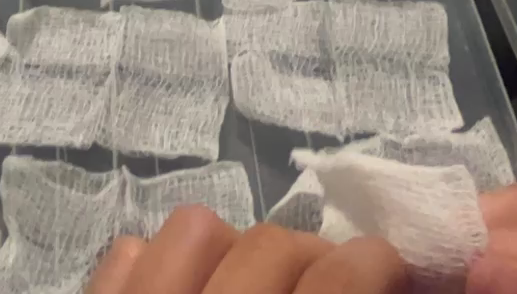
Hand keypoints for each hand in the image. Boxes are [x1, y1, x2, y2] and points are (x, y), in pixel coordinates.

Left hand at [86, 205, 410, 293]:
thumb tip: (383, 271)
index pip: (330, 287)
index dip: (372, 265)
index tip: (390, 263)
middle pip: (268, 248)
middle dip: (313, 255)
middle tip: (334, 278)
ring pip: (194, 229)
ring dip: (236, 250)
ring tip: (254, 285)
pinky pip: (126, 256)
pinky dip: (162, 266)